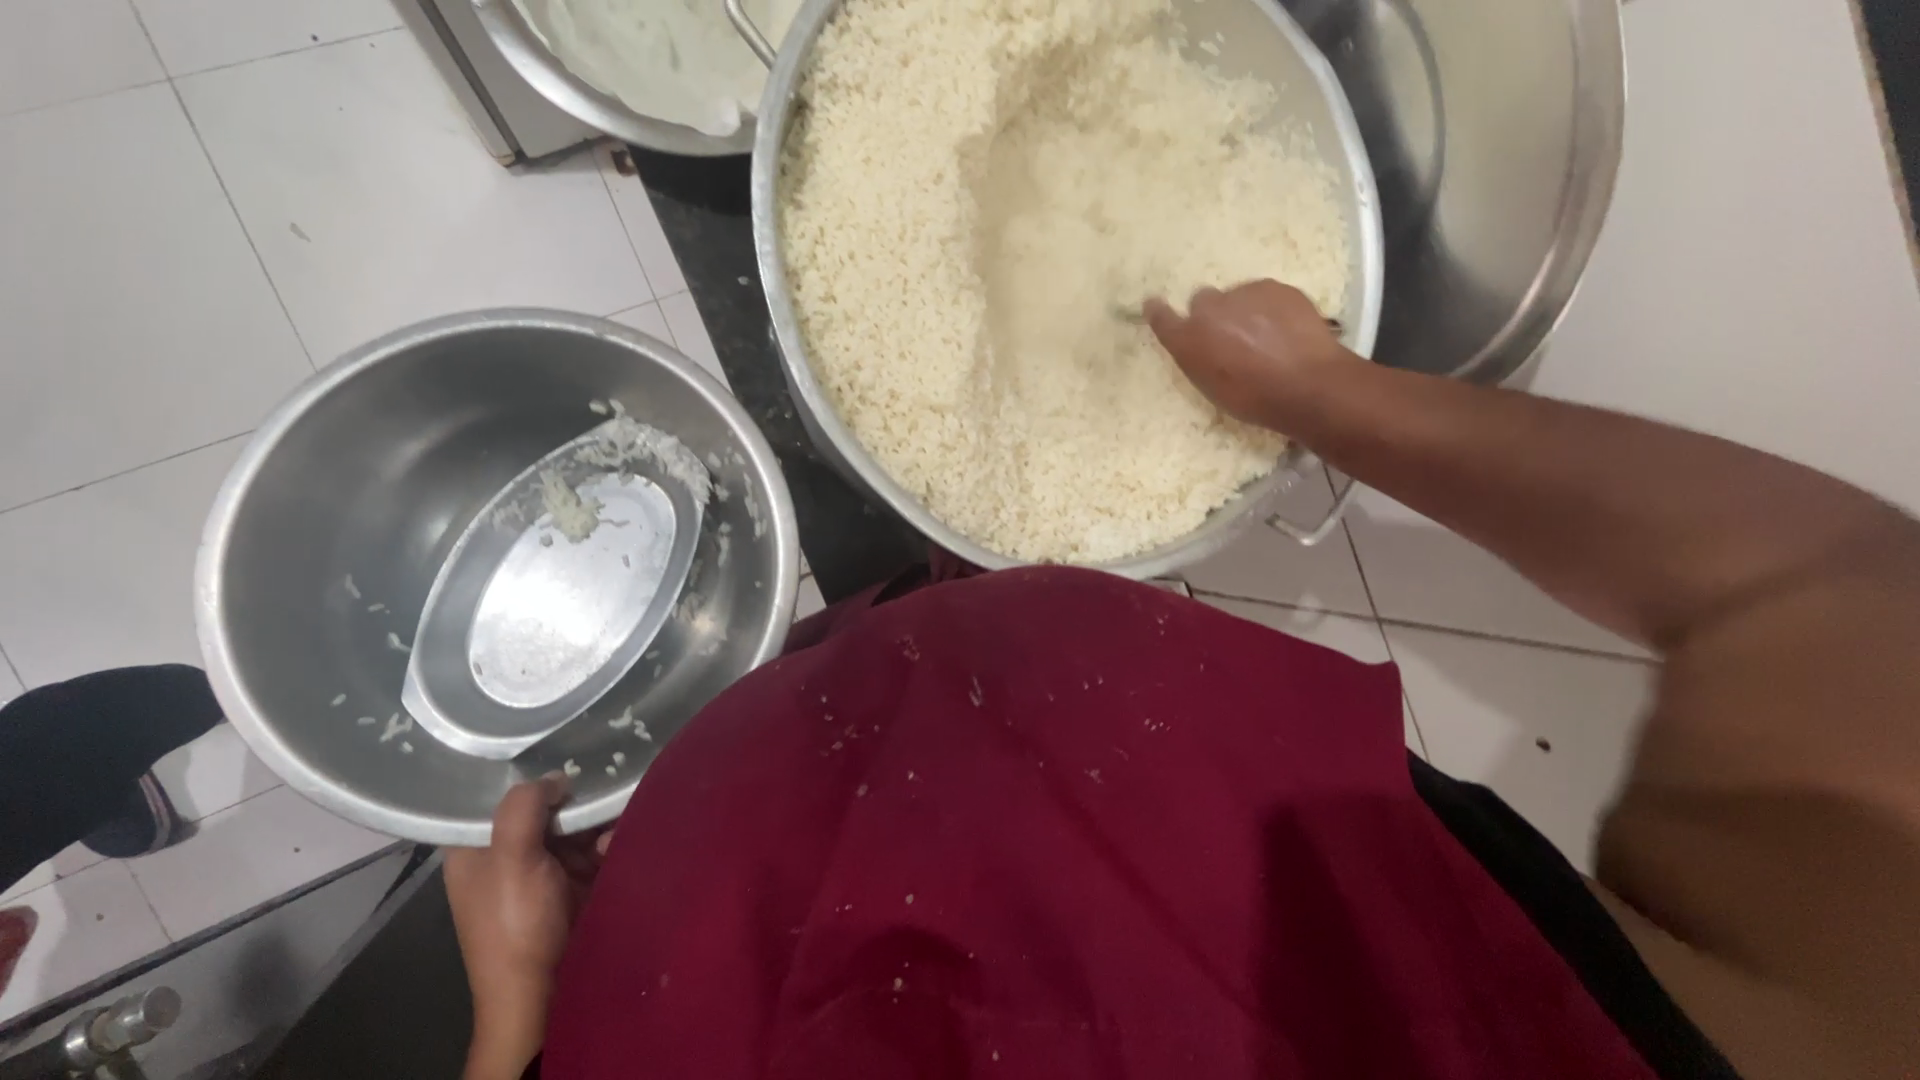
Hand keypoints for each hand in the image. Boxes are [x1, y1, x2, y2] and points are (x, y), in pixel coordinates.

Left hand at [444, 777, 611, 1079]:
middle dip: (575, 798)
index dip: (528, 774)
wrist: (547, 992)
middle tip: (601, 787)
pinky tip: (617, 846)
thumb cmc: (515, 925)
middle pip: (545, 804)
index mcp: (476, 847)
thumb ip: (524, 807)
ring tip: (613, 826)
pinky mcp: (578, 880)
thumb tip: (556, 777)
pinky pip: (598, 844)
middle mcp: (509, 852)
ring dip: (599, 821)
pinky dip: (610, 841)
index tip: (561, 753)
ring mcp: (545, 868)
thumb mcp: (509, 859)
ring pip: (577, 822)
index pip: (498, 793)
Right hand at [1146, 280, 1351, 427]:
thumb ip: (1198, 358)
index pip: (1162, 318)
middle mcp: (1208, 310)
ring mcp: (1242, 293)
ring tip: (1265, 336)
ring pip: (1236, 295)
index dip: (1159, 312)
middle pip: (1202, 300)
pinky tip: (1284, 329)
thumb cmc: (1253, 399)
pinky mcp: (1273, 287)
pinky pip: (1264, 294)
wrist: (1306, 384)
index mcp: (1187, 340)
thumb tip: (1200, 343)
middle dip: (1212, 313)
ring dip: (1242, 310)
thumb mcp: (1211, 387)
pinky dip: (1269, 307)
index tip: (1155, 306)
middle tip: (1230, 336)